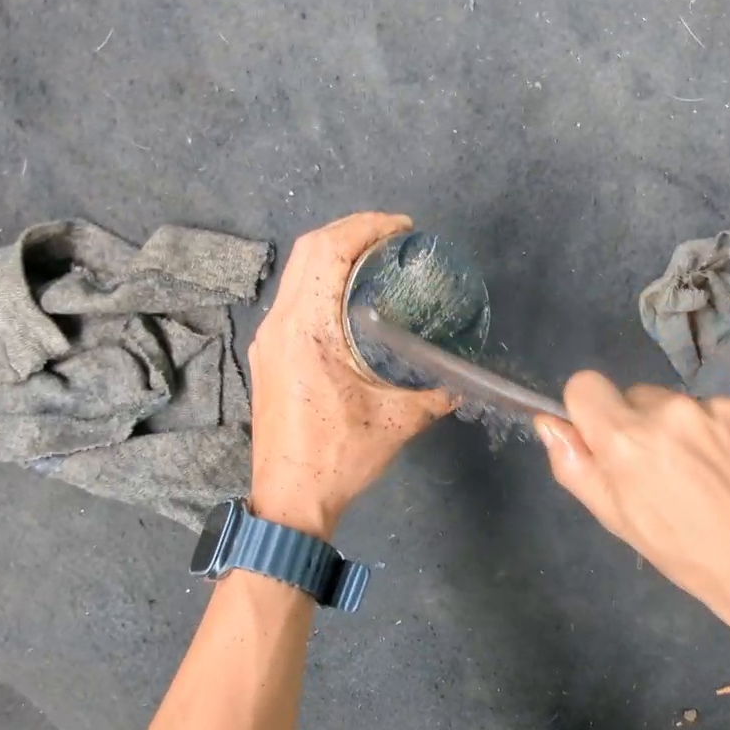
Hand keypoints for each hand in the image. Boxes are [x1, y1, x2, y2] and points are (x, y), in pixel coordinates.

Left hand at [248, 213, 454, 537]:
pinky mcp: (269, 356)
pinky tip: (352, 299)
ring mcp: (268, 340)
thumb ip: (434, 395)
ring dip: (333, 255)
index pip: (326, 252)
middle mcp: (279, 325)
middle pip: (306, 251)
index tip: (402, 228)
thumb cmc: (338, 459)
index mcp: (306, 331)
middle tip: (391, 237)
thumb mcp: (396, 423)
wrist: (288, 502)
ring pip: (296, 274)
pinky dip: (322, 282)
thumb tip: (461, 382)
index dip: (365, 227)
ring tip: (375, 260)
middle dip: (350, 231)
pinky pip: (293, 299)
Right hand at [534, 371, 729, 669]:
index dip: (591, 414)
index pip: (584, 386)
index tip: (608, 443)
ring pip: (686, 408)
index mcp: (629, 439)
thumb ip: (577, 469)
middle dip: (643, 429)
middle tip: (669, 479)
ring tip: (716, 483)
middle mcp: (674, 410)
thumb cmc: (694, 560)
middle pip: (638, 398)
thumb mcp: (622, 524)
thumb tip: (549, 425)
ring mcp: (724, 407)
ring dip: (690, 434)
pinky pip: (729, 413)